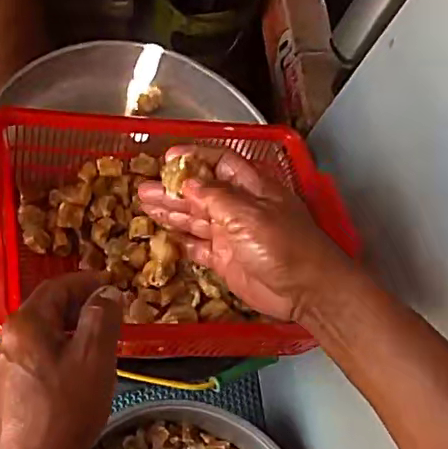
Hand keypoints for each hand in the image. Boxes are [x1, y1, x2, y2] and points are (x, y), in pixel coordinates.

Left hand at [0, 272, 121, 448]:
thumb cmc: (64, 409)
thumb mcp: (93, 357)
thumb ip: (101, 318)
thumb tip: (105, 292)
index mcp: (23, 324)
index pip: (55, 287)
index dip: (87, 280)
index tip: (114, 282)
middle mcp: (7, 340)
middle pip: (46, 309)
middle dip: (80, 305)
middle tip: (113, 310)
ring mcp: (6, 366)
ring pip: (43, 335)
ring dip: (72, 330)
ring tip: (103, 339)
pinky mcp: (10, 389)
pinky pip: (38, 357)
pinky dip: (61, 352)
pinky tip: (80, 369)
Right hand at [135, 146, 351, 320]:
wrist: (304, 291)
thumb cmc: (285, 247)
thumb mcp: (247, 216)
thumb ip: (214, 197)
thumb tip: (188, 182)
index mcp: (253, 190)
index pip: (222, 164)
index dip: (196, 159)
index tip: (169, 158)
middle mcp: (240, 209)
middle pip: (201, 192)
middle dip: (172, 189)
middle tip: (144, 189)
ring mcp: (231, 235)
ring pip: (194, 218)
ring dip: (169, 211)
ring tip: (143, 205)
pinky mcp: (223, 259)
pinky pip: (195, 245)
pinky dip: (178, 240)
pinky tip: (161, 234)